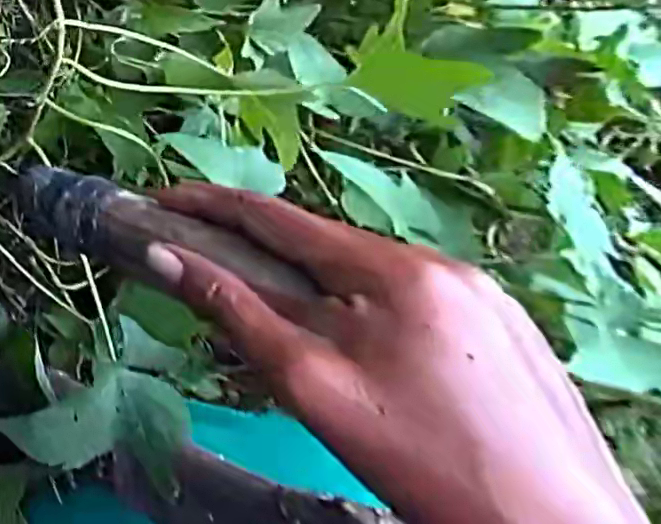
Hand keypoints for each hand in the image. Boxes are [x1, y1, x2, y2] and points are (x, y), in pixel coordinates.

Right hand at [147, 183, 641, 523]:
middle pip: (316, 239)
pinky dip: (344, 293)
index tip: (157, 201)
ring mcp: (481, 296)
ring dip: (296, 270)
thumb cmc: (422, 459)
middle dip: (248, 241)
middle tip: (194, 253)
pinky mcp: (503, 329)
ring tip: (254, 294)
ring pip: (355, 265)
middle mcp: (442, 266)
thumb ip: (228, 306)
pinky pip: (396, 291)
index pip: (274, 215)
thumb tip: (159, 253)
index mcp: (395, 270)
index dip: (205, 202)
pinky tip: (330, 325)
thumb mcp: (307, 380)